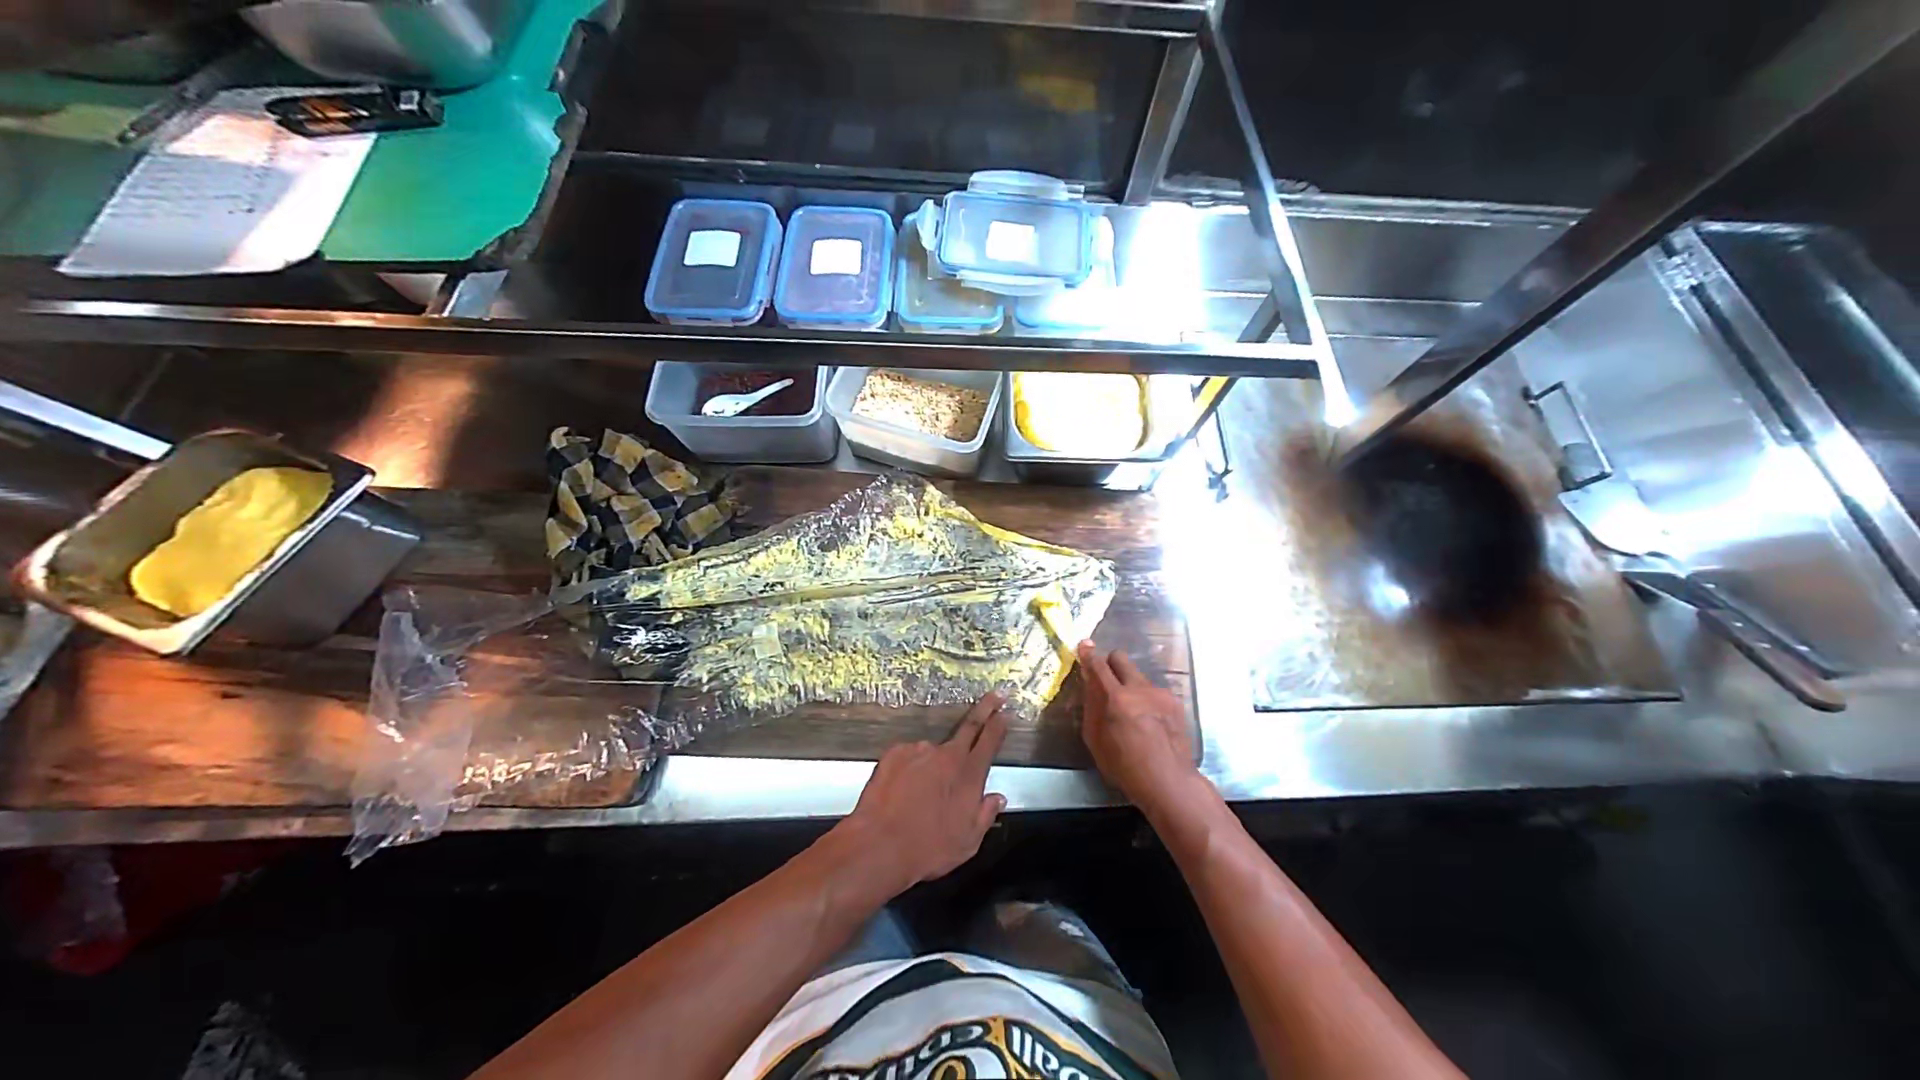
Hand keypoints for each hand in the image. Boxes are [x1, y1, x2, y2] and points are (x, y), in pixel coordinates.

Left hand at [829, 692, 1009, 898]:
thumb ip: (985, 815)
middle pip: (970, 726)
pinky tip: (902, 792)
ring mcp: (919, 751)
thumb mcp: (968, 842)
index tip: (1004, 712)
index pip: (990, 740)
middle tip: (994, 696)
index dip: (999, 724)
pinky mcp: (894, 754)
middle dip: (985, 709)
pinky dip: (909, 770)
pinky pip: (908, 758)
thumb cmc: (927, 849)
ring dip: (932, 765)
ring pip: (932, 752)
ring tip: (920, 795)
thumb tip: (996, 799)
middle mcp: (946, 756)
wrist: (880, 845)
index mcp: (969, 775)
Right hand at [1077, 642, 1203, 813]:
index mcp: (1115, 698)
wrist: (1168, 779)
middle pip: (1121, 658)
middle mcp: (1139, 688)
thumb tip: (1090, 685)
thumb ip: (1091, 707)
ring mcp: (1160, 693)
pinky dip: (1147, 700)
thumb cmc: (1124, 766)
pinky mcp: (1175, 702)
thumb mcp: (1095, 739)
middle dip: (1111, 664)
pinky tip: (1149, 722)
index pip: (1098, 665)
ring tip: (1132, 713)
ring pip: (1139, 677)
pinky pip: (1154, 692)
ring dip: (1131, 687)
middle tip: (1107, 680)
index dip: (1088, 654)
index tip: (1085, 646)